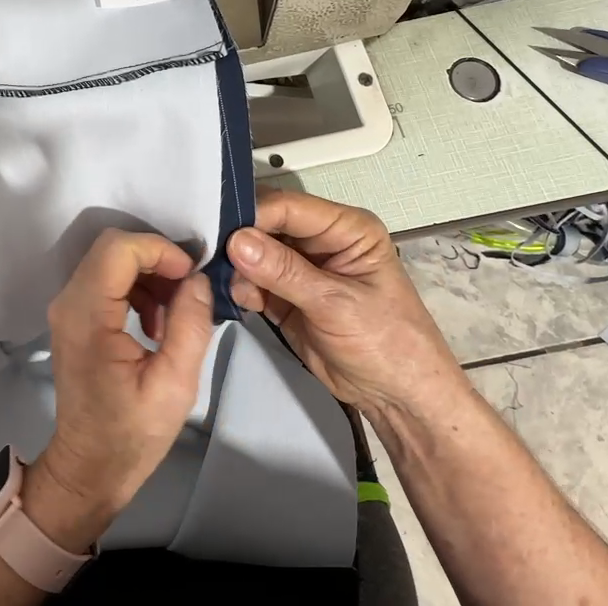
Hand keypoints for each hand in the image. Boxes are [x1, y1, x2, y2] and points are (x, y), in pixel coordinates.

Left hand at [30, 229, 214, 546]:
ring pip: (110, 262)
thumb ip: (189, 325)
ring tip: (175, 317)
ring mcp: (67, 308)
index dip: (159, 250)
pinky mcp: (74, 317)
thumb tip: (198, 279)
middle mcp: (68, 302)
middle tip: (189, 292)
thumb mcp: (175, 384)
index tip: (191, 276)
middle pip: (112, 249)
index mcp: (87, 315)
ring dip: (148, 276)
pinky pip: (106, 281)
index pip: (117, 249)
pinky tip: (156, 325)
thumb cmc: (131, 433)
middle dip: (156, 260)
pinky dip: (136, 289)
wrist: (90, 465)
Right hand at [225, 191, 468, 419]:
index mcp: (345, 228)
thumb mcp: (337, 305)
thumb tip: (236, 241)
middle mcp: (319, 240)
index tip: (219, 234)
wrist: (398, 399)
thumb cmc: (388, 345)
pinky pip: (251, 278)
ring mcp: (299, 267)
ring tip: (231, 287)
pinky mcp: (283, 293)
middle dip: (238, 239)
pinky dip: (240, 286)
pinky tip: (239, 300)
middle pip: (265, 224)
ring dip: (236, 267)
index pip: (288, 207)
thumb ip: (284, 272)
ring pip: (252, 250)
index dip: (253, 216)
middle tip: (209, 256)